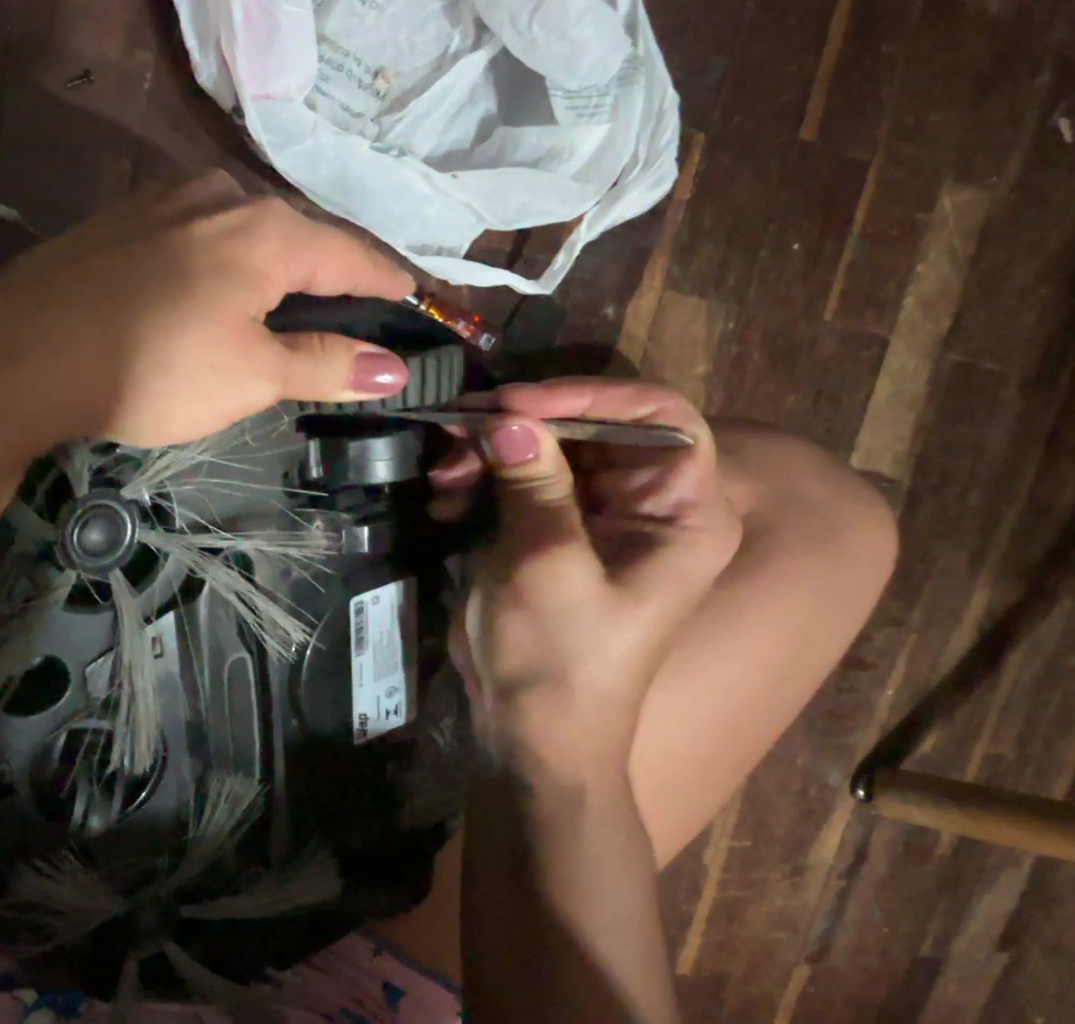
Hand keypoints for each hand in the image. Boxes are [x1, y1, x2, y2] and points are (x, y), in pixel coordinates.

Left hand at [0, 171, 415, 449]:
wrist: (17, 357)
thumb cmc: (150, 369)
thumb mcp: (248, 377)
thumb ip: (323, 365)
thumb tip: (393, 368)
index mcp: (269, 227)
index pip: (356, 257)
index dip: (391, 289)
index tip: (413, 312)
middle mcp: (223, 194)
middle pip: (302, 238)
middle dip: (331, 282)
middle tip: (349, 325)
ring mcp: (166, 200)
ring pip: (247, 234)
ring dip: (274, 273)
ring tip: (283, 317)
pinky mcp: (124, 219)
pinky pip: (200, 239)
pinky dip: (224, 267)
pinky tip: (212, 299)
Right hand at [430, 379, 742, 778]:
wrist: (530, 729)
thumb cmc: (560, 656)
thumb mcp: (546, 565)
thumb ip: (532, 485)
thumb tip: (505, 418)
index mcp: (682, 511)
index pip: (659, 418)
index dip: (591, 395)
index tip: (516, 403)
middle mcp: (644, 503)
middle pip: (591, 427)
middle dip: (521, 425)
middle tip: (456, 428)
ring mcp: (592, 515)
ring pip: (544, 447)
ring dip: (488, 453)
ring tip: (443, 479)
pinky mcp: (547, 528)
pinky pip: (515, 478)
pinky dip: (478, 479)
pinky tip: (445, 499)